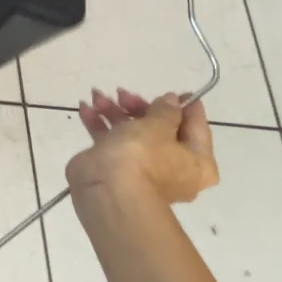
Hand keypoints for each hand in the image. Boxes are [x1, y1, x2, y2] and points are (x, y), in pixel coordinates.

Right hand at [67, 88, 218, 203]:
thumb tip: (173, 101)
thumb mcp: (158, 127)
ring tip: (97, 95)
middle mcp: (174, 166)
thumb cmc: (143, 157)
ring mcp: (142, 167)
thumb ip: (166, 111)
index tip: (177, 91)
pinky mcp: (115, 166)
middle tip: (123, 93)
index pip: (197, 129)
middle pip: (160, 128)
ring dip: (114, 111)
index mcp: (197, 162)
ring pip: (131, 132)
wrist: (108, 190)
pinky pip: (110, 139)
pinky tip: (85, 108)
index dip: (186, 108)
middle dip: (139, 107)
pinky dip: (99, 123)